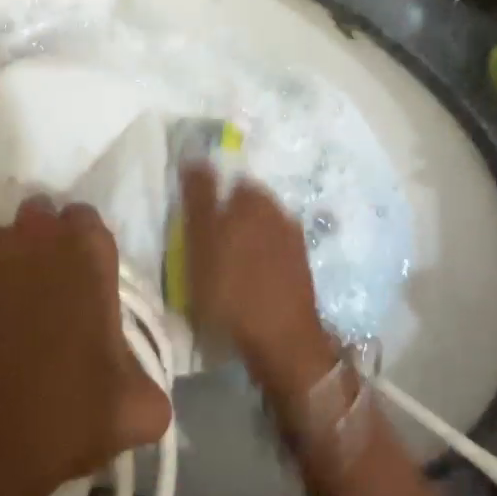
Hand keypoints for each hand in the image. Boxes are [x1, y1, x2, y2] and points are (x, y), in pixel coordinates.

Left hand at [0, 198, 170, 495]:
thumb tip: (140, 376)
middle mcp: (37, 234)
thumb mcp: (138, 405)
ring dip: (3, 263)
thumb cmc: (71, 414)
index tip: (81, 282)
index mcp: (88, 250)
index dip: (83, 251)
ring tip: (0, 309)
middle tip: (43, 291)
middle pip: (40, 219)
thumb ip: (146, 375)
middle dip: (41, 244)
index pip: (87, 222)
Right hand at [179, 161, 338, 401]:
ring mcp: (294, 238)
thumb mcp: (201, 241)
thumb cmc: (232, 289)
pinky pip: (274, 251)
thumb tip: (195, 156)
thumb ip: (198, 197)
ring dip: (246, 238)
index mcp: (252, 197)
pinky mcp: (301, 266)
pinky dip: (260, 259)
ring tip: (226, 264)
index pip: (228, 179)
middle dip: (229, 215)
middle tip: (206, 243)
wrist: (282, 339)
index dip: (211, 194)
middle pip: (247, 203)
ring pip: (262, 227)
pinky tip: (249, 279)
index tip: (196, 217)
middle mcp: (278, 209)